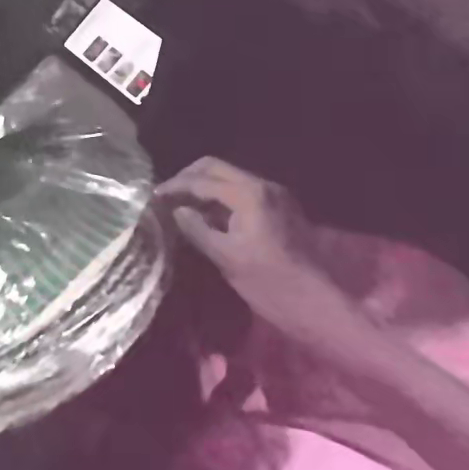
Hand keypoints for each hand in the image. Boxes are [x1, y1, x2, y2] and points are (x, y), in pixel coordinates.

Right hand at [155, 158, 320, 312]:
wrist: (314, 302)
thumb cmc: (268, 283)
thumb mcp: (225, 257)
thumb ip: (197, 229)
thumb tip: (176, 211)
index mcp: (249, 194)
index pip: (202, 181)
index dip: (175, 187)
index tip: (154, 196)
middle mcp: (263, 184)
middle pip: (216, 167)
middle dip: (189, 178)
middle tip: (168, 195)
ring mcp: (275, 194)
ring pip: (230, 177)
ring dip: (205, 186)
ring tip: (183, 205)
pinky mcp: (280, 206)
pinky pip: (243, 190)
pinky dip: (222, 196)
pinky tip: (208, 215)